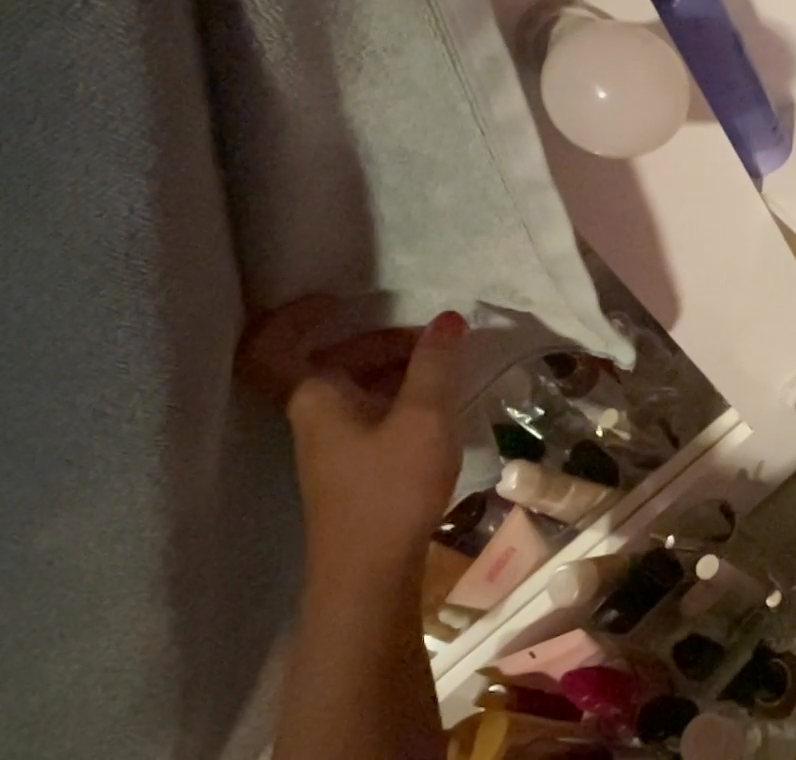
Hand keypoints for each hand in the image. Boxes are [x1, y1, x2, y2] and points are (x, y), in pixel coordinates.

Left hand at [240, 297, 467, 573]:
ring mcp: (332, 440)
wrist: (371, 568)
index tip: (341, 299)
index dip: (299, 316)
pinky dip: (400, 392)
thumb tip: (448, 318)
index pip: (277, 344)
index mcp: (315, 397)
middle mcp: (313, 414)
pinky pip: (370, 408)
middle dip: (383, 340)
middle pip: (335, 360)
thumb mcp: (425, 416)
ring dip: (397, 366)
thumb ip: (436, 363)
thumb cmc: (391, 485)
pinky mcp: (353, 462)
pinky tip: (438, 401)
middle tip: (437, 337)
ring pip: (356, 385)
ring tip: (448, 364)